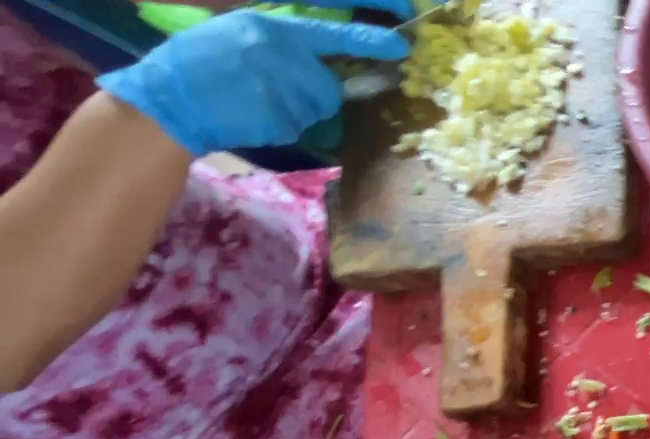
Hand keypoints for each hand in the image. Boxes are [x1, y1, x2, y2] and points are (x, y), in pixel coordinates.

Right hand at [96, 0, 410, 156]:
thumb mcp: (241, 37)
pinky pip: (303, 125)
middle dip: (312, 93)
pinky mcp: (282, 114)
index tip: (402, 46)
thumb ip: (285, 46)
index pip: (332, 33)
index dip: (369, 40)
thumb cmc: (205, 65)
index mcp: (269, 27)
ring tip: (258, 99)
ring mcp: (282, 84)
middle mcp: (280, 52)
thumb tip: (328, 63)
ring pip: (318, 107)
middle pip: (328, 84)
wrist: (170, 97)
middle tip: (272, 89)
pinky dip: (286, 124)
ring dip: (298, 110)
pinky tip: (255, 113)